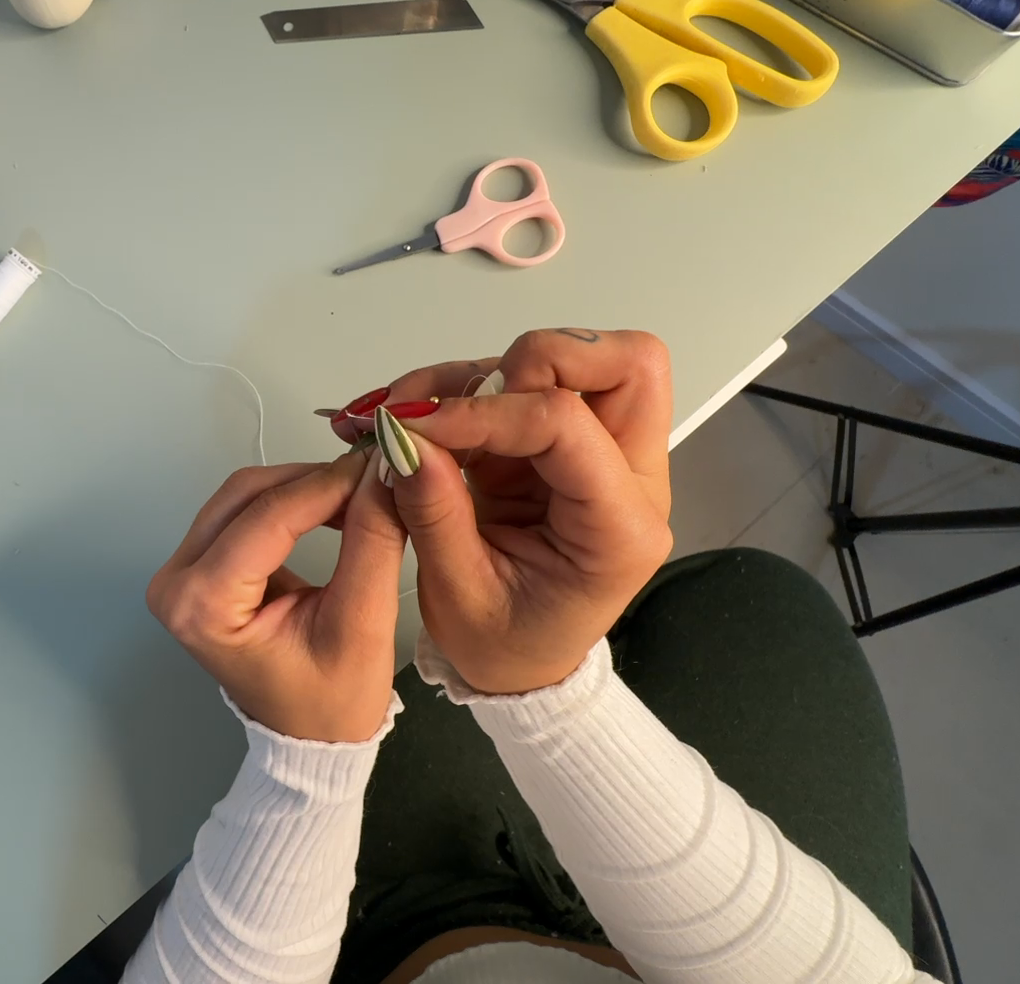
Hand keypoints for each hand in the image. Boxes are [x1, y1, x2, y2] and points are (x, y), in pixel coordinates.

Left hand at [146, 452, 406, 741]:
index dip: (328, 485)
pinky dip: (291, 500)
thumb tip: (389, 470)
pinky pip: (244, 510)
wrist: (307, 737)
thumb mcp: (362, 626)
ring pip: (243, 494)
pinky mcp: (200, 563)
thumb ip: (373, 542)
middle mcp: (176, 580)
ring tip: (361, 491)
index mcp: (201, 606)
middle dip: (313, 479)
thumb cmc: (333, 699)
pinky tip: (333, 505)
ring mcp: (182, 569)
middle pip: (246, 495)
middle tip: (374, 474)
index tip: (383, 461)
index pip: (267, 519)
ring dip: (303, 485)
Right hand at [326, 329, 672, 694]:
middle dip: (532, 362)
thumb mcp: (458, 592)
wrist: (519, 659)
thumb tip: (402, 437)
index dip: (482, 414)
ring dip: (472, 376)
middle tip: (457, 405)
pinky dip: (455, 389)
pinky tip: (403, 416)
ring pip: (565, 361)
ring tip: (395, 412)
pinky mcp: (549, 443)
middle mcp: (624, 477)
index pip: (566, 426)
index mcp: (616, 528)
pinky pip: (512, 384)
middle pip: (623, 363)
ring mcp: (591, 452)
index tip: (408, 428)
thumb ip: (434, 511)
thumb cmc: (502, 641)